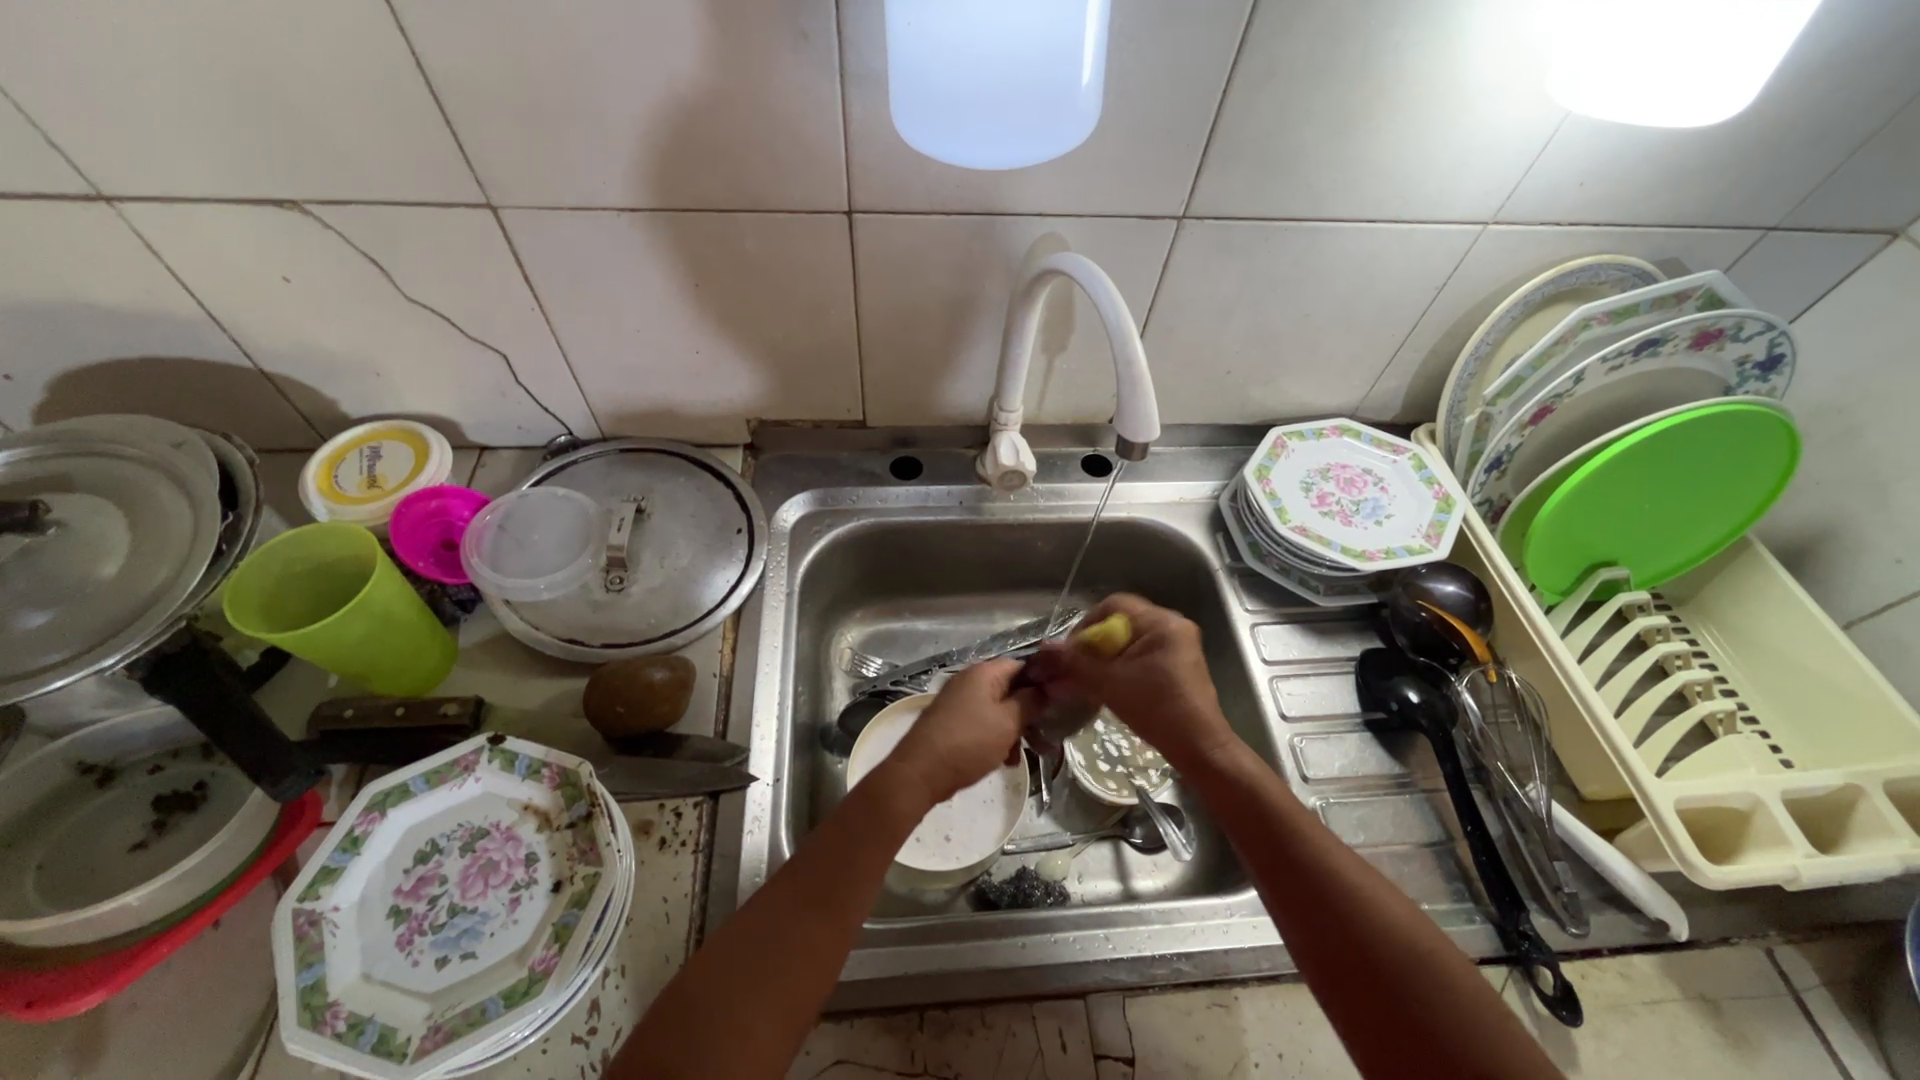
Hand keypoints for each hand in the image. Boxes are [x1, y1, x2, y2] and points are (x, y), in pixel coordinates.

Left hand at [884, 659, 1036, 805]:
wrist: (920, 772)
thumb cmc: (969, 742)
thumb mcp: (1008, 722)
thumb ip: (1031, 702)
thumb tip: (1046, 688)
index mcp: (984, 673)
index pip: (1023, 666)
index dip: (1043, 682)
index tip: (1060, 703)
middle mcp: (970, 681)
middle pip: (1011, 689)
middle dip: (1030, 713)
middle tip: (1047, 735)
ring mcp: (959, 702)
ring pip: (999, 710)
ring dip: (1015, 730)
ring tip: (1026, 753)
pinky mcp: (953, 723)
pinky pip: (983, 724)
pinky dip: (997, 738)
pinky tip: (1005, 760)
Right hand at [1028, 594, 1239, 769]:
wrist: (1198, 747)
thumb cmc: (1157, 709)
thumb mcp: (1109, 683)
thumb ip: (1075, 663)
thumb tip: (1043, 650)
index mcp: (1161, 623)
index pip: (1113, 606)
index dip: (1086, 624)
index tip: (1070, 652)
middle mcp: (1172, 627)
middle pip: (1119, 623)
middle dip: (1092, 646)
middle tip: (1074, 669)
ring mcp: (1176, 647)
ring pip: (1128, 643)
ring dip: (1103, 660)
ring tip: (1086, 681)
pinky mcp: (1176, 667)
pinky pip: (1140, 657)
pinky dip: (1119, 669)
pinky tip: (1106, 688)